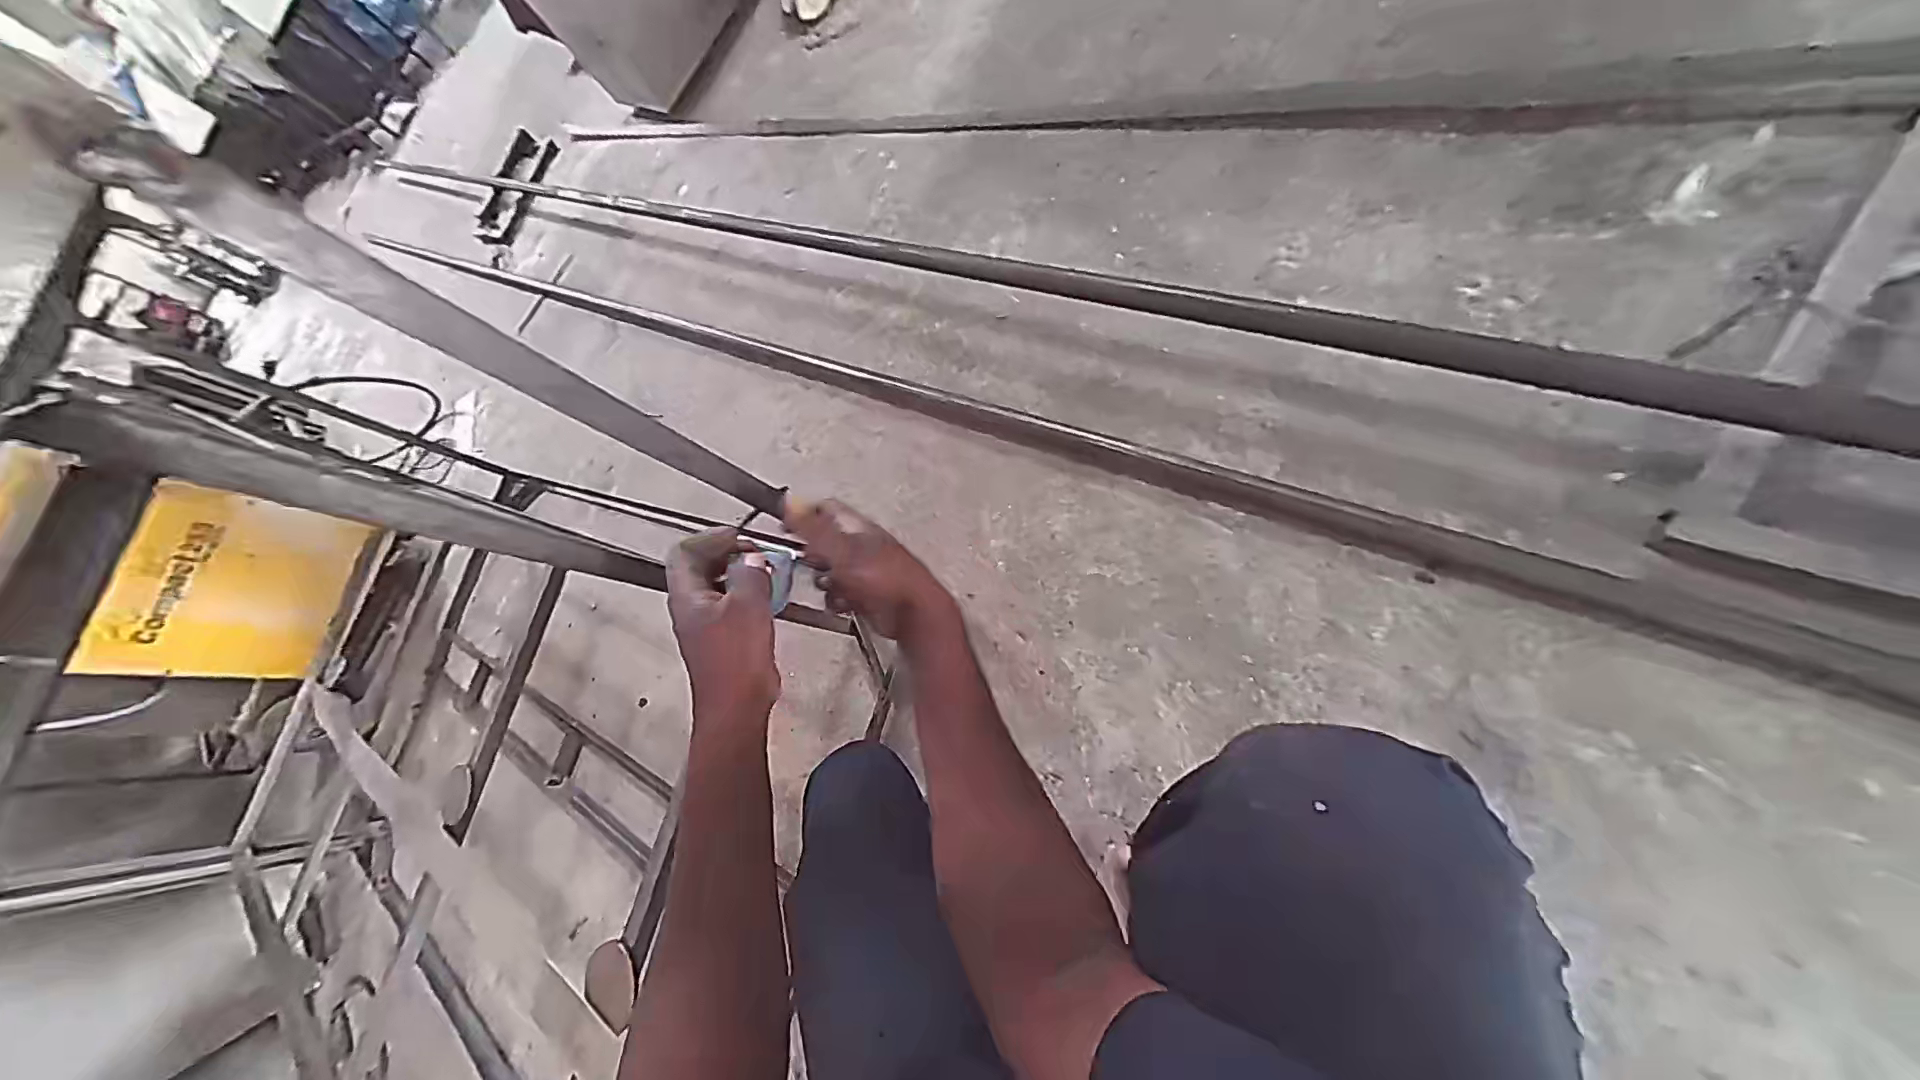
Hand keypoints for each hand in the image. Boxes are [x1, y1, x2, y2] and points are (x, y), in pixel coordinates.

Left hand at [667, 529, 779, 718]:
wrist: (738, 705)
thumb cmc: (736, 661)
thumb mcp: (748, 605)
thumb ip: (750, 573)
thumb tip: (753, 558)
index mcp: (686, 596)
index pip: (684, 551)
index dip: (711, 538)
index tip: (740, 538)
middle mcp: (690, 607)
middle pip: (700, 566)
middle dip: (730, 553)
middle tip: (757, 553)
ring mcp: (706, 623)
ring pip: (719, 584)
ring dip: (742, 573)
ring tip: (767, 571)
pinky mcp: (723, 636)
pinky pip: (732, 603)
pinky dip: (749, 592)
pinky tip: (769, 596)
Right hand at [783, 497, 954, 640]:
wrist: (911, 613)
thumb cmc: (886, 577)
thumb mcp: (841, 549)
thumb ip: (813, 528)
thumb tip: (789, 502)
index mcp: (858, 527)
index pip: (825, 510)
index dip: (804, 514)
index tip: (786, 527)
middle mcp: (861, 546)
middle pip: (824, 543)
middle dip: (814, 557)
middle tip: (815, 564)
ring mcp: (864, 570)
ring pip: (830, 572)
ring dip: (827, 582)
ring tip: (836, 587)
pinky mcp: (865, 594)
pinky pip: (840, 593)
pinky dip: (838, 599)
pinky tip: (845, 604)